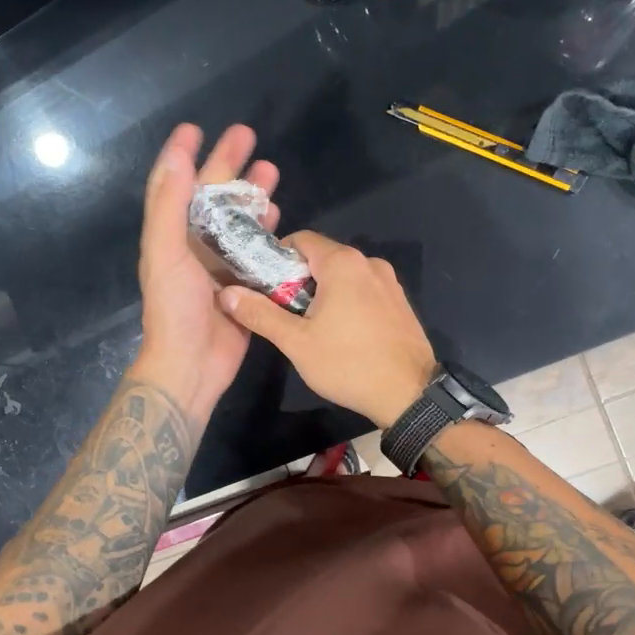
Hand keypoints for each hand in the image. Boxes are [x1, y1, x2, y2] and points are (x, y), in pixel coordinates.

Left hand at [129, 123, 280, 428]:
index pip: (175, 185)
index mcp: (171, 237)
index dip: (182, 156)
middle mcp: (193, 247)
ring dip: (252, 195)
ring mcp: (219, 267)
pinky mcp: (243, 287)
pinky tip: (281, 217)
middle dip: (228, 165)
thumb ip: (169, 205)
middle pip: (212, 197)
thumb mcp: (165, 253)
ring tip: (271, 169)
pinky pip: (257, 253)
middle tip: (248, 135)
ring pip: (237, 221)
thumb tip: (177, 157)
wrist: (191, 366)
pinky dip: (268, 233)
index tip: (196, 127)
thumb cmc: (174, 309)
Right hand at [217, 232, 437, 428]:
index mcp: (343, 263)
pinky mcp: (400, 303)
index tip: (263, 285)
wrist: (408, 394)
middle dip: (298, 279)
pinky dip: (347, 303)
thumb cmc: (348, 364)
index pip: (300, 240)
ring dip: (322, 293)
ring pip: (344, 277)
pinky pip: (364, 291)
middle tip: (281, 312)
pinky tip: (341, 334)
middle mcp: (369, 262)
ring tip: (308, 327)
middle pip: (322, 258)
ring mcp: (389, 282)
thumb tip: (226, 293)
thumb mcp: (296, 341)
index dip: (276, 258)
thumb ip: (260, 313)